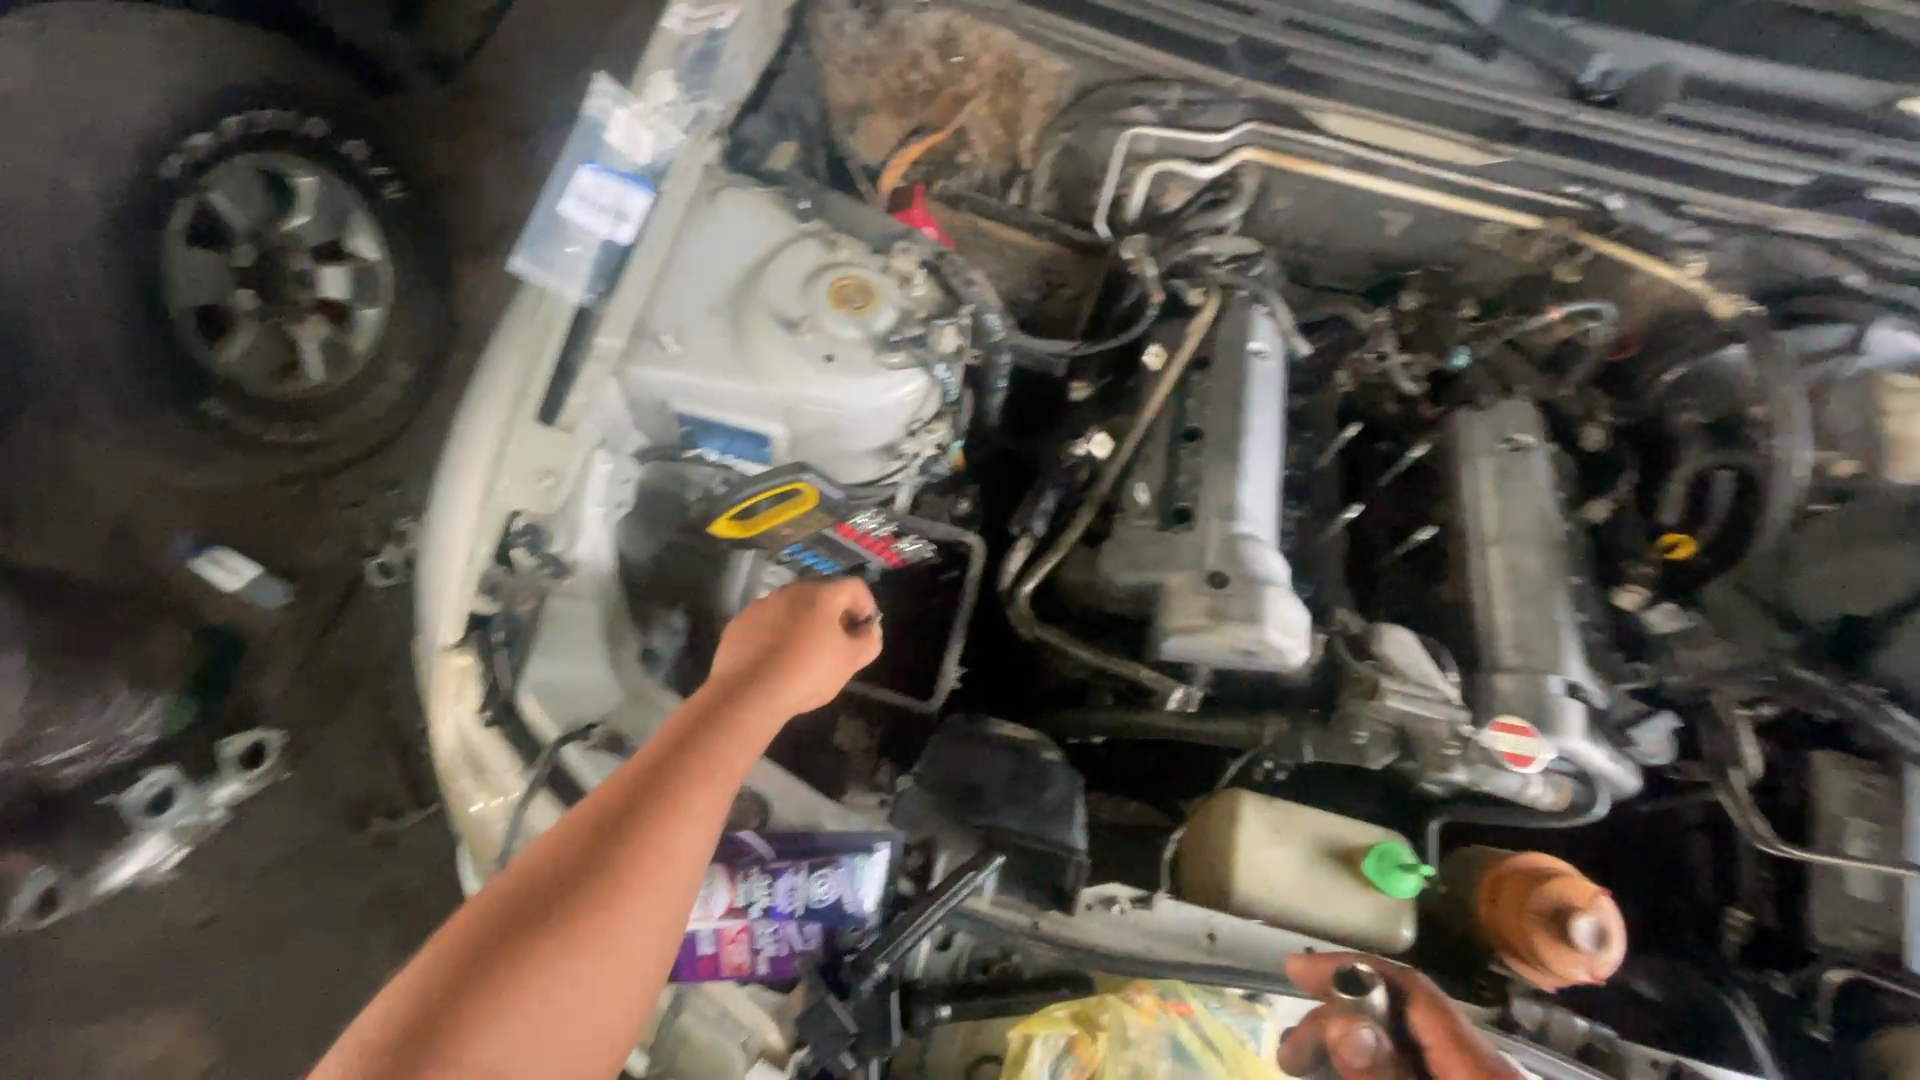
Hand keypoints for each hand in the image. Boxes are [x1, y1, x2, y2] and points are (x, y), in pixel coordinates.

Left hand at [704, 578, 882, 717]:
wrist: (748, 694)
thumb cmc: (807, 674)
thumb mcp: (851, 662)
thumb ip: (869, 641)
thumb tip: (869, 631)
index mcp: (822, 595)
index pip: (855, 587)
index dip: (866, 606)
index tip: (864, 631)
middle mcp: (791, 591)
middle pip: (821, 595)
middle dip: (834, 615)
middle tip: (836, 644)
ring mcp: (761, 605)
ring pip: (791, 608)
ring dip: (803, 623)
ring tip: (803, 654)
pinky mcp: (739, 623)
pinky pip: (766, 622)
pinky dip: (776, 634)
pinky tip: (775, 660)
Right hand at [1279, 953, 1523, 1079]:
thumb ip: (1385, 1078)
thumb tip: (1341, 1020)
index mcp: (1483, 1069)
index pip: (1412, 989)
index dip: (1351, 970)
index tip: (1294, 970)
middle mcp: (1483, 1071)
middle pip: (1403, 1020)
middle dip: (1338, 1025)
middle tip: (1290, 1053)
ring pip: (1404, 1050)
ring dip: (1349, 1051)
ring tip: (1302, 1066)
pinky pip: (1416, 1072)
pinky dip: (1373, 1072)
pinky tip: (1340, 1076)